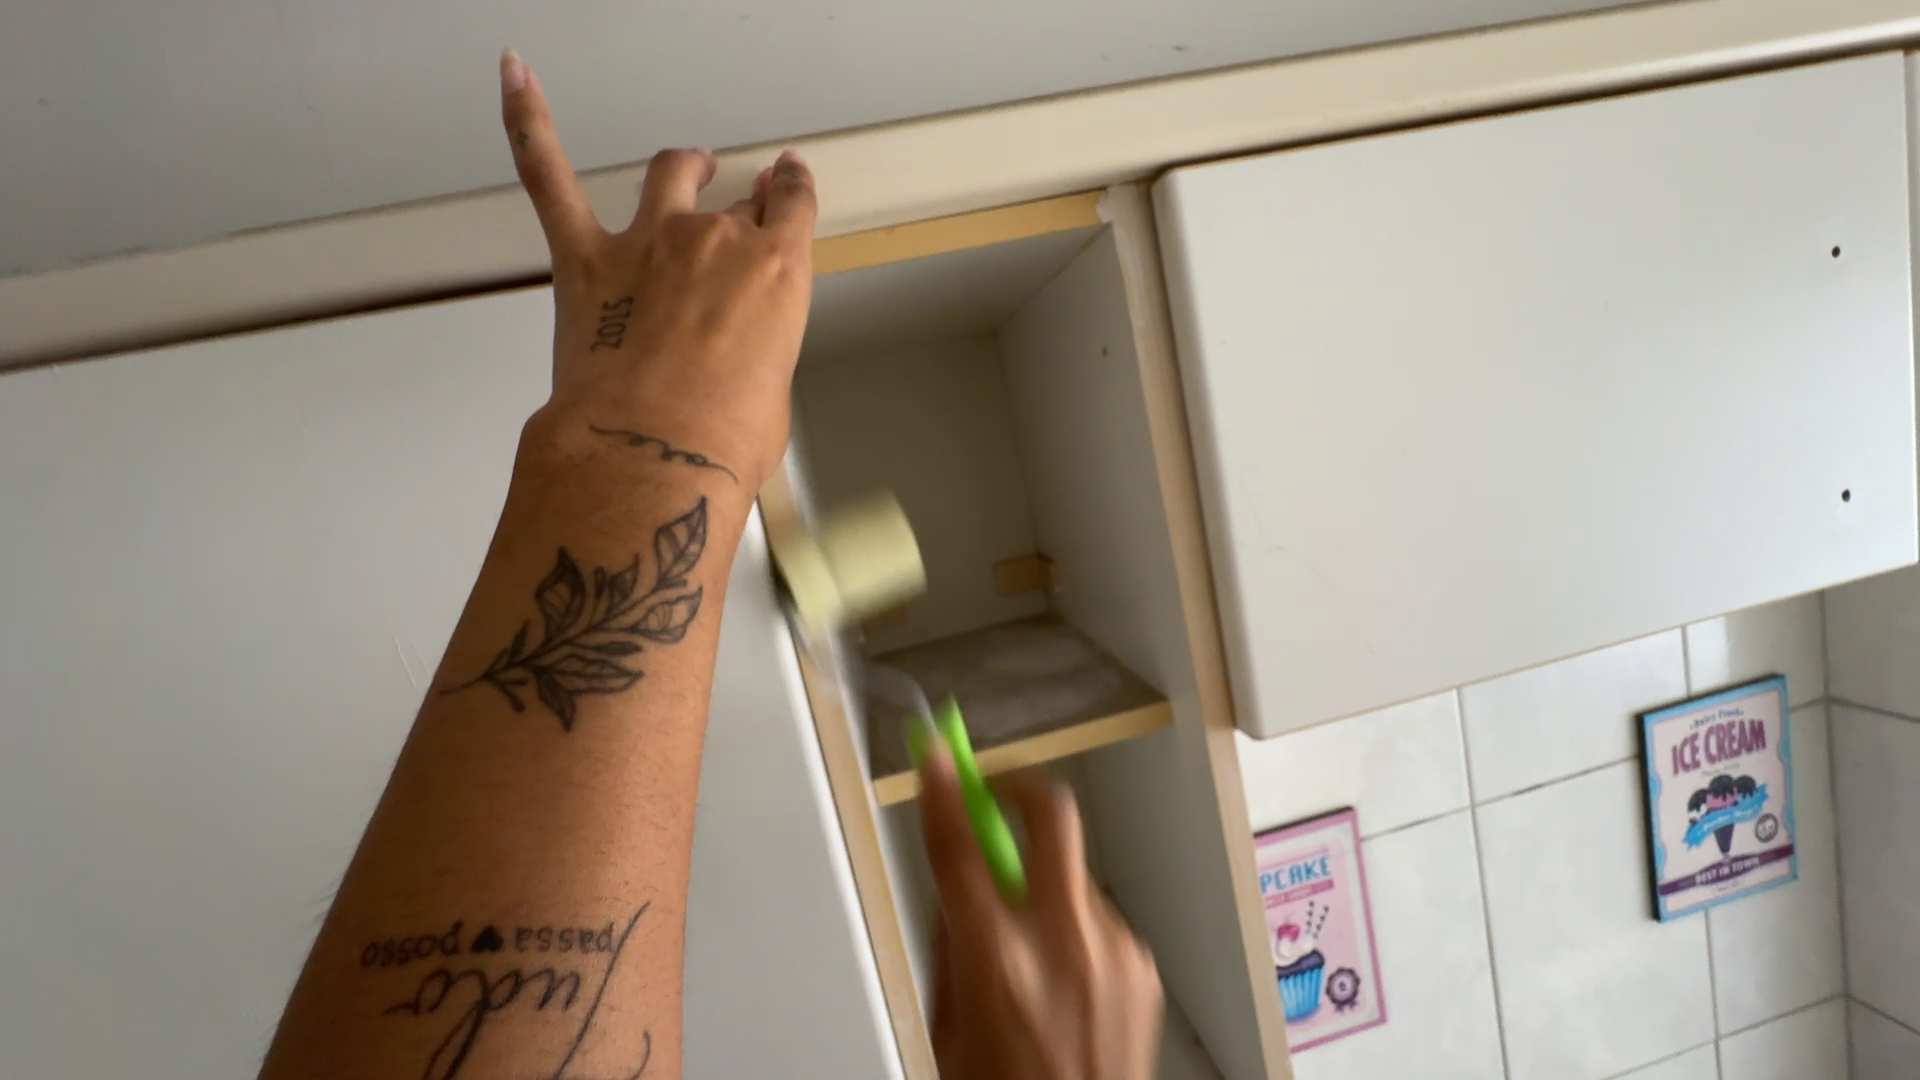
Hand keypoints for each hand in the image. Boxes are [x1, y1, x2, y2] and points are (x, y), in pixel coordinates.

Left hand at [500, 49, 816, 489]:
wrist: (654, 450)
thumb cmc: (724, 437)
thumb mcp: (774, 397)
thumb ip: (760, 354)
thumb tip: (736, 360)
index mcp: (778, 274)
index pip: (793, 207)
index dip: (793, 190)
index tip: (790, 180)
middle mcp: (718, 241)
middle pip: (735, 206)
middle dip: (744, 211)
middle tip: (744, 219)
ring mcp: (650, 242)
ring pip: (670, 176)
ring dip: (685, 168)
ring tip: (690, 165)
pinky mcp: (586, 257)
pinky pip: (549, 174)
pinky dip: (528, 123)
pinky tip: (516, 78)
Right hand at [919, 752, 1163, 1079]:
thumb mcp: (944, 1021)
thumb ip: (952, 936)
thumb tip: (961, 877)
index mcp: (999, 964)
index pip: (959, 850)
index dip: (943, 792)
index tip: (936, 756)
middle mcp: (1064, 945)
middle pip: (1051, 817)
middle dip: (1022, 788)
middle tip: (1001, 797)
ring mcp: (1113, 951)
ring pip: (1070, 873)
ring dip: (1044, 888)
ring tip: (1034, 952)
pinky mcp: (1140, 964)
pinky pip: (1094, 915)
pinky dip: (1072, 928)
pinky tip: (1066, 980)